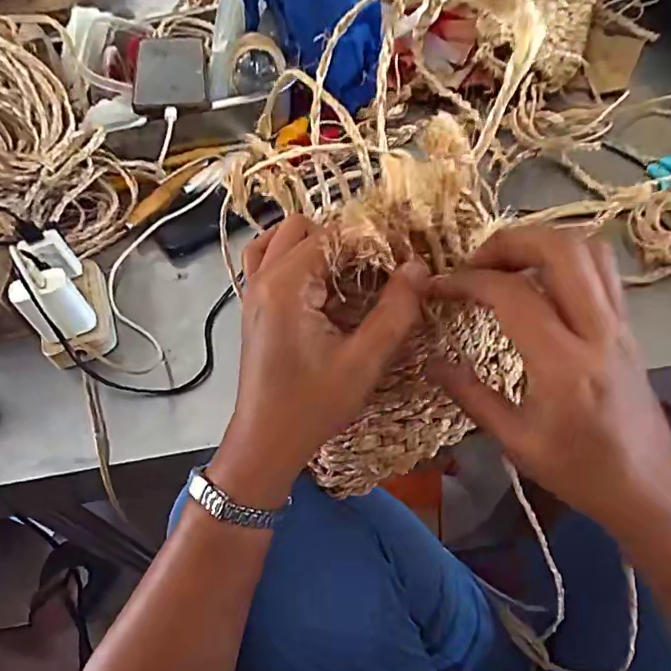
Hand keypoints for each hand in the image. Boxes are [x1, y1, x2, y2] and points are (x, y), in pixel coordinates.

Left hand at [207, 214, 425, 508]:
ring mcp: (252, 293)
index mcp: (286, 285)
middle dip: (344, 242)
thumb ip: (396, 311)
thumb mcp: (364, 362)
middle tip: (374, 273)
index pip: (334, 235)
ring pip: (281, 240)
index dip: (372, 242)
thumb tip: (419, 269)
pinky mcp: (253, 309)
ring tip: (347, 278)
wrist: (266, 442)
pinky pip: (269, 263)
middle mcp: (262, 279)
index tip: (401, 262)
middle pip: (303, 228)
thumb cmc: (312, 406)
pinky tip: (323, 291)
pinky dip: (295, 263)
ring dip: (316, 248)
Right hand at [428, 228, 670, 533]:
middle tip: (475, 262)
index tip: (438, 288)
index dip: (468, 282)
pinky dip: (568, 260)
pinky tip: (541, 283)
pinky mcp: (629, 327)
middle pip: (561, 250)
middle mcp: (597, 333)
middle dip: (510, 241)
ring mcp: (620, 325)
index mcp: (564, 366)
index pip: (512, 295)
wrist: (648, 485)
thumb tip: (432, 362)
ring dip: (543, 242)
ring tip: (507, 265)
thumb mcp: (516, 441)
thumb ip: (471, 396)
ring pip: (589, 250)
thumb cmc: (580, 471)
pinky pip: (603, 271)